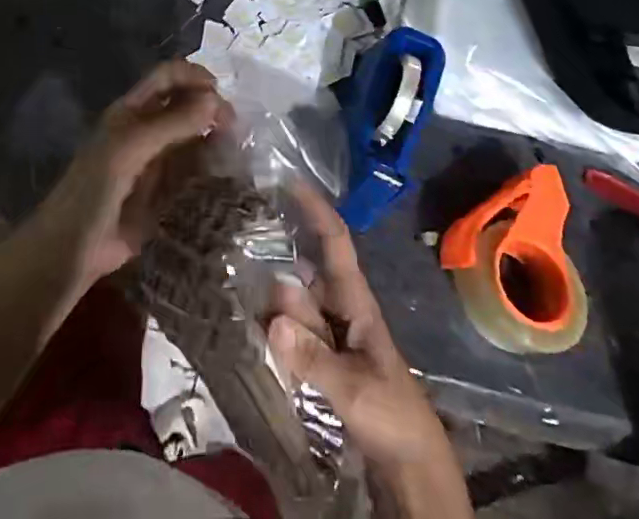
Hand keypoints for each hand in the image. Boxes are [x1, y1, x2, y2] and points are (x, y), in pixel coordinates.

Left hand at [34, 61, 226, 285]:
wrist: (72, 250)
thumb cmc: (93, 191)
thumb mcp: (129, 148)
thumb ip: (171, 123)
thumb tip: (216, 99)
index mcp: (131, 112)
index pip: (167, 77)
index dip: (193, 76)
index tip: (220, 92)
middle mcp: (146, 130)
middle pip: (185, 104)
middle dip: (211, 107)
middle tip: (233, 126)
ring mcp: (157, 160)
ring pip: (194, 137)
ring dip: (215, 137)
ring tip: (236, 148)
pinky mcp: (166, 190)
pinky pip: (195, 169)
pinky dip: (212, 166)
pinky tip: (226, 172)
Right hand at [266, 182, 468, 515]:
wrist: (409, 458)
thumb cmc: (391, 413)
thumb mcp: (353, 387)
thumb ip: (312, 356)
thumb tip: (271, 314)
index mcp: (356, 302)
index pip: (336, 244)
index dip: (316, 210)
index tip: (291, 181)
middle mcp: (340, 308)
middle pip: (305, 271)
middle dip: (278, 251)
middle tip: (235, 233)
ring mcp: (330, 334)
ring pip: (294, 302)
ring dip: (268, 292)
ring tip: (228, 274)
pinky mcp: (320, 359)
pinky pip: (291, 332)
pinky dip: (271, 326)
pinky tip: (245, 323)